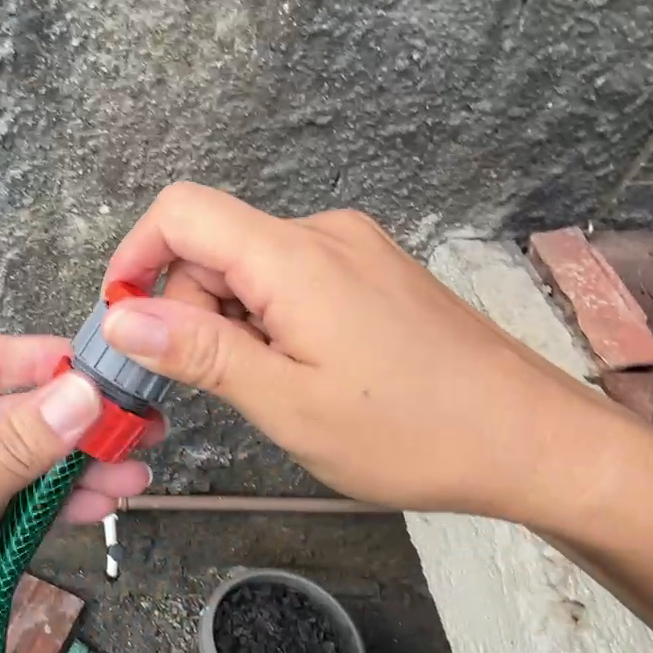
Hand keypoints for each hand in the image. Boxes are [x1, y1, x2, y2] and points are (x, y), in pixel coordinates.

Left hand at [0, 335, 157, 652]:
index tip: (107, 370)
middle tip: (144, 429)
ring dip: (80, 467)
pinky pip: (23, 503)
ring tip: (137, 475)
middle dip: (79, 422)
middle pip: (19, 413)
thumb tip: (83, 392)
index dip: (46, 360)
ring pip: (29, 462)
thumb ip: (18, 446)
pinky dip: (60, 503)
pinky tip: (103, 504)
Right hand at [98, 183, 612, 522]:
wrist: (532, 440)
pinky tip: (298, 373)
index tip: (123, 323)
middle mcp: (324, 235)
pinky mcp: (370, 274)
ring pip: (247, 269)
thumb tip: (120, 318)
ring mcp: (352, 251)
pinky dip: (266, 322)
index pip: (181, 211)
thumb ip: (199, 352)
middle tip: (214, 384)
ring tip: (269, 388)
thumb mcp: (286, 403)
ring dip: (229, 323)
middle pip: (212, 246)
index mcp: (295, 258)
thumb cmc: (412, 432)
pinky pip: (288, 281)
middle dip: (186, 310)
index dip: (134, 257)